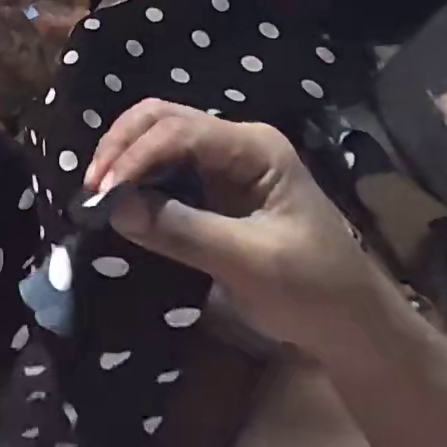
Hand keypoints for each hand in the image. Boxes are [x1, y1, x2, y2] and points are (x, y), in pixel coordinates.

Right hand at [84, 99, 399, 360]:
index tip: (103, 191)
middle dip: (121, 145)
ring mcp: (222, 159)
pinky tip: (116, 192)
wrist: (355, 329)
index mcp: (255, 148)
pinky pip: (161, 162)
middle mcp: (235, 140)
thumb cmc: (315, 292)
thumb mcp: (249, 263)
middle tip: (91, 185)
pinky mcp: (210, 182)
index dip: (136, 156)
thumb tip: (112, 205)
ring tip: (97, 190)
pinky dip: (132, 172)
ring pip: (155, 133)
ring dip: (121, 155)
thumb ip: (181, 230)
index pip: (179, 131)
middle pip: (160, 117)